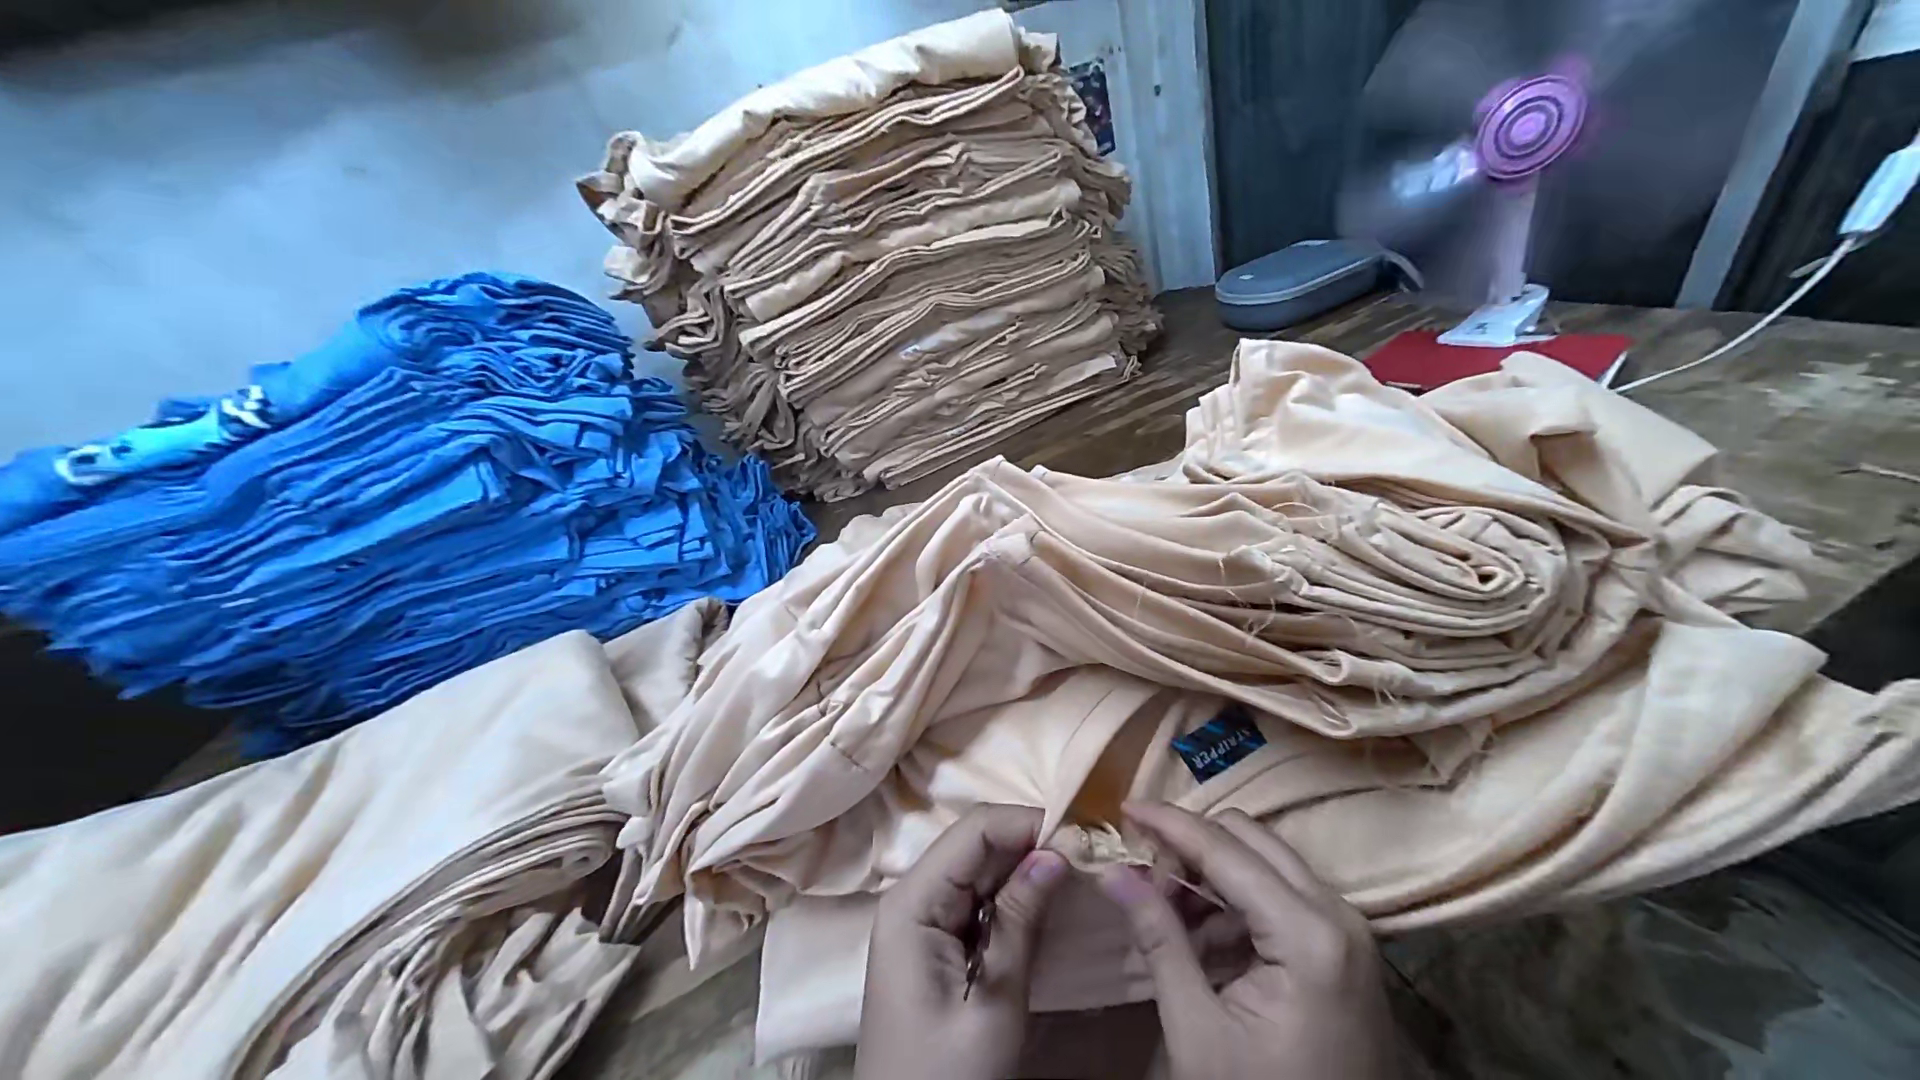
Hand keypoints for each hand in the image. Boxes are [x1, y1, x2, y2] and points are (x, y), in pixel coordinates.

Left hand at [856, 805, 1070, 1079]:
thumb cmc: (944, 1079)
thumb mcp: (991, 1003)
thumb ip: (1018, 921)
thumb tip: (1055, 852)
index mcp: (913, 901)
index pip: (973, 831)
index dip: (1025, 822)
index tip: (1081, 835)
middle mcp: (914, 895)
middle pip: (977, 845)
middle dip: (1031, 842)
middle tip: (1090, 852)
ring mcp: (925, 917)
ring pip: (982, 869)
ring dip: (1027, 866)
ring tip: (1079, 868)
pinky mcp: (939, 940)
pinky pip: (980, 899)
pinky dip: (1015, 894)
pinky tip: (1049, 897)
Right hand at [1098, 803, 1403, 1079]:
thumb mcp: (1197, 1027)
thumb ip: (1157, 937)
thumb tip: (1112, 872)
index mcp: (1308, 935)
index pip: (1223, 849)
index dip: (1169, 822)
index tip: (1124, 808)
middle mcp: (1337, 914)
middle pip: (1247, 838)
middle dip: (1189, 846)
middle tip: (1145, 876)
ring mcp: (1345, 927)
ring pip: (1261, 859)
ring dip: (1208, 874)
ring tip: (1168, 915)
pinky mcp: (1341, 944)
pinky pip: (1277, 891)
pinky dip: (1232, 900)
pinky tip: (1202, 938)